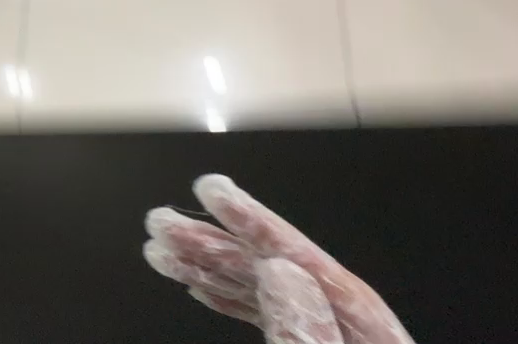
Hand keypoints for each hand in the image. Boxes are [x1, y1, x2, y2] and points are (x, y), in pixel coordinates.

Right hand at [143, 174, 412, 343]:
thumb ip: (305, 334)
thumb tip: (280, 265)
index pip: (328, 277)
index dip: (266, 228)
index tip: (211, 189)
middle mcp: (359, 342)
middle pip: (291, 283)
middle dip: (220, 248)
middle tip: (159, 222)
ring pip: (272, 299)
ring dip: (211, 270)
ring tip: (159, 248)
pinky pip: (272, 321)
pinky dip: (231, 300)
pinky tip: (198, 287)